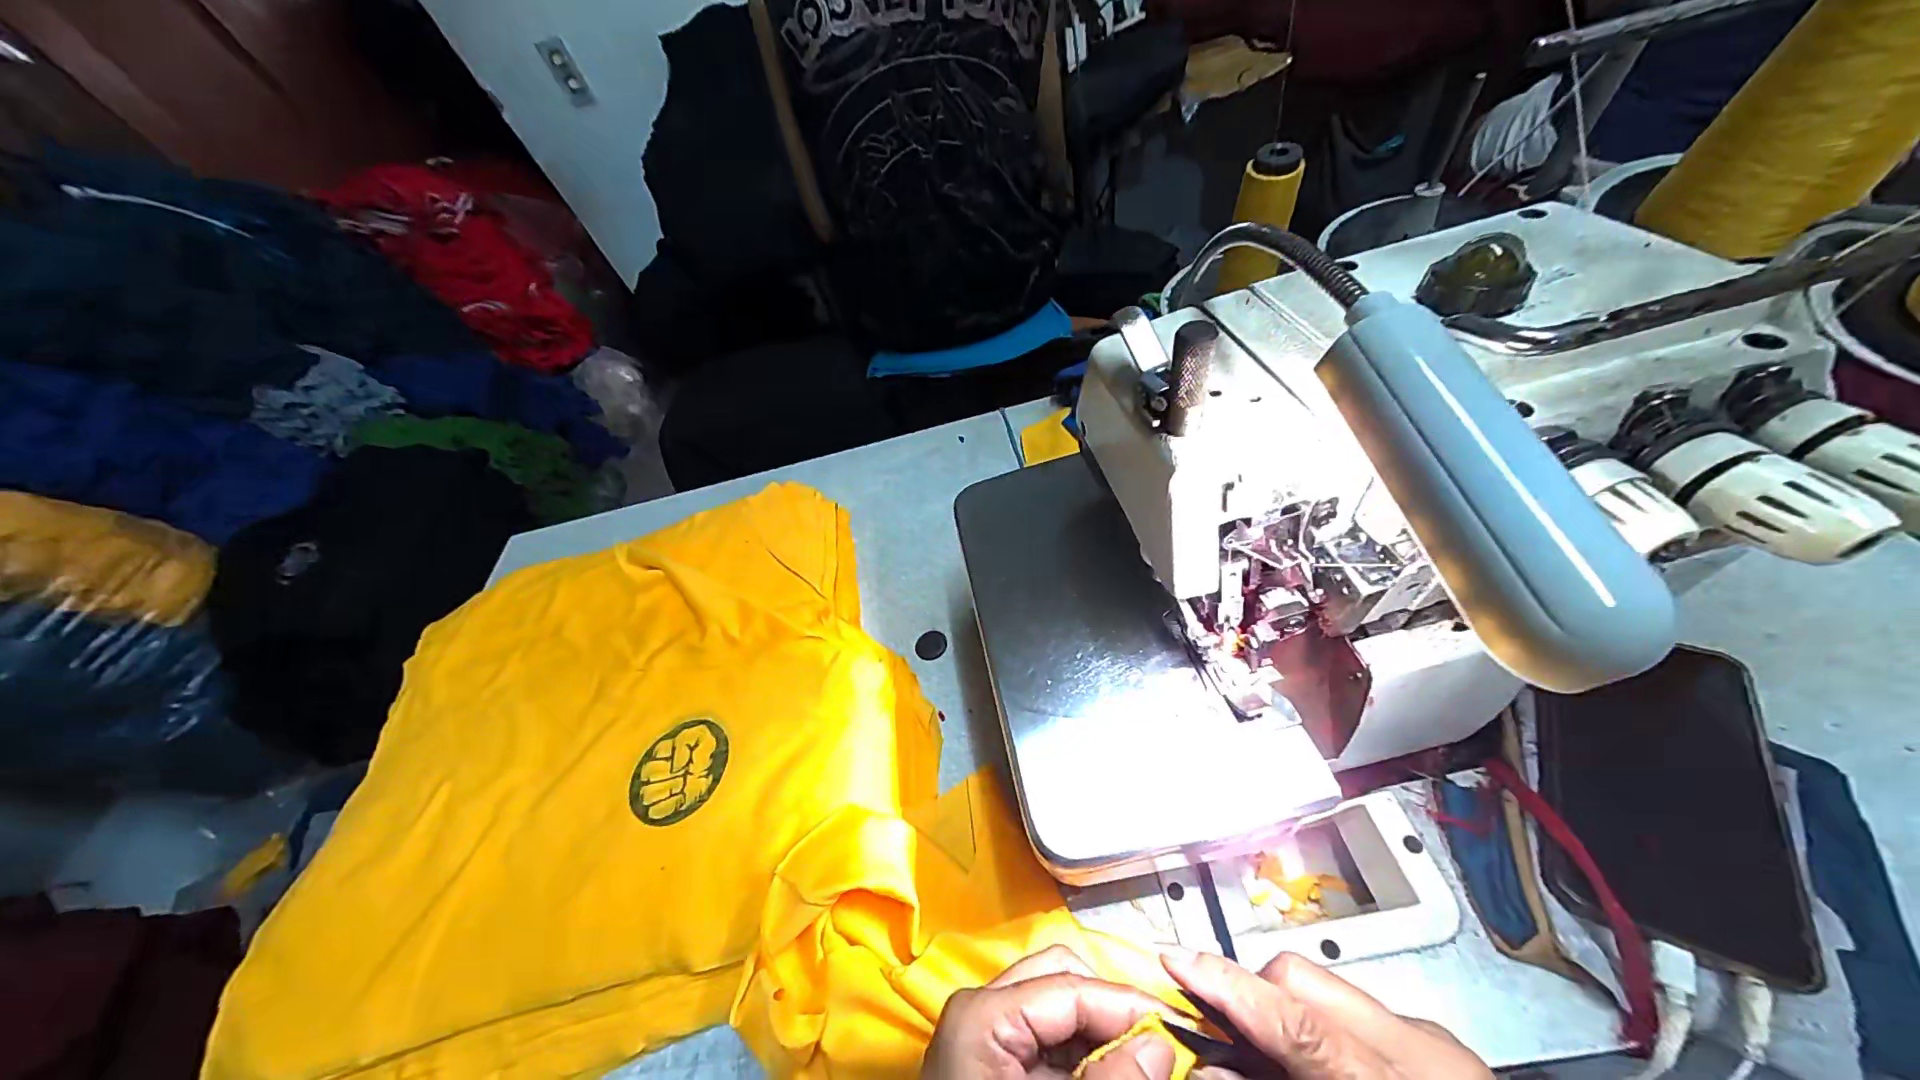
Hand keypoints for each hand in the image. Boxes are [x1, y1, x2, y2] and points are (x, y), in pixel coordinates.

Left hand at [923, 945, 1179, 1079]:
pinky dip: (1078, 1049)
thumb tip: (1159, 1044)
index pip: (1070, 986)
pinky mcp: (991, 1053)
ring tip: (1135, 1061)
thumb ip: (1107, 1079)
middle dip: (1110, 1008)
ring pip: (1055, 1002)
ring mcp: (983, 1028)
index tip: (1177, 1029)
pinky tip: (1104, 1070)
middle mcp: (981, 1006)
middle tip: (1155, 1047)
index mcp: (984, 1014)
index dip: (1127, 1004)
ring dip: (1097, 1028)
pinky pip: (1043, 1033)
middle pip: (1060, 977)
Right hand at [1161, 949, 1492, 1079]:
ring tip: (1270, 1057)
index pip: (1301, 1024)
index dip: (1231, 989)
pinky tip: (1323, 1069)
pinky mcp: (1446, 1048)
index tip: (1175, 960)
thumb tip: (1215, 1068)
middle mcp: (1424, 1054)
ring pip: (1327, 988)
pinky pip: (1360, 1013)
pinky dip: (1326, 1031)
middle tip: (1220, 1035)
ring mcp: (1438, 1045)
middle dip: (1250, 995)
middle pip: (1302, 979)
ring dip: (1285, 1012)